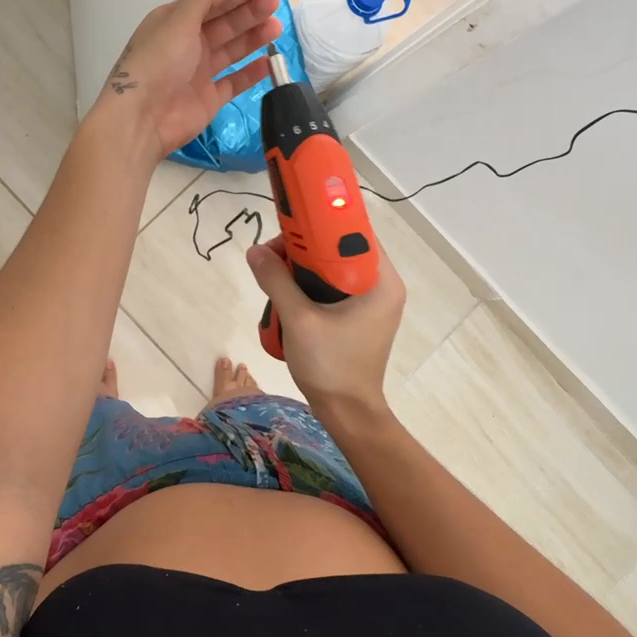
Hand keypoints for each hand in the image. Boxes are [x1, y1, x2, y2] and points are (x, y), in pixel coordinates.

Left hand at [96, 0, 284, 156]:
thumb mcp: (177, 19)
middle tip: (272, 0)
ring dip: (254, 36)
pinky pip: (235, 81)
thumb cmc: (157, 62)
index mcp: (174, 22)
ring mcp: (199, 72)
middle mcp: (187, 44)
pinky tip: (268, 60)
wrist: (142, 118)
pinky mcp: (209, 98)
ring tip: (276, 26)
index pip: (208, 1)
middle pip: (223, 22)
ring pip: (232, 49)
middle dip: (248, 10)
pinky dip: (251, 72)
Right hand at [245, 235, 405, 411]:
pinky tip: (287, 296)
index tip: (289, 228)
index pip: (354, 232)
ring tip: (275, 278)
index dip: (320, 225)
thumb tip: (255, 251)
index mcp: (381, 281)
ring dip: (302, 269)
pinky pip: (331, 287)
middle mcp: (382, 286)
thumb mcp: (299, 320)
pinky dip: (309, 286)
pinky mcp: (358, 315)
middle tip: (274, 257)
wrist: (346, 412)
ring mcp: (371, 302)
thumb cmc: (330, 365)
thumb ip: (276, 281)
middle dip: (304, 249)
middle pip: (340, 249)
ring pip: (332, 268)